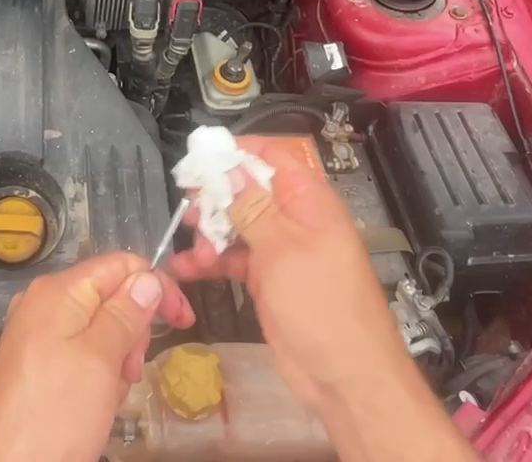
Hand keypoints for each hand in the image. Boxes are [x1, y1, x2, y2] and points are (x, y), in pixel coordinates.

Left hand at [0, 252, 194, 461]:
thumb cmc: (56, 413)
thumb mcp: (100, 360)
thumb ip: (126, 313)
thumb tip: (147, 277)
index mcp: (58, 290)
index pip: (118, 265)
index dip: (155, 285)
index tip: (184, 320)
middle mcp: (43, 302)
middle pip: (109, 295)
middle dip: (132, 330)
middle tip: (131, 371)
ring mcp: (36, 333)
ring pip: (98, 328)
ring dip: (116, 357)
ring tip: (109, 394)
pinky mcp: (35, 363)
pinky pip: (80, 352)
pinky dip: (98, 372)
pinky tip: (95, 402)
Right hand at [171, 136, 475, 461]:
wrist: (346, 379)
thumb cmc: (322, 306)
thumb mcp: (282, 249)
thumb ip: (250, 206)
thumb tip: (227, 167)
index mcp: (308, 200)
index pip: (270, 156)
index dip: (235, 152)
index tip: (199, 156)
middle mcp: (293, 218)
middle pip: (247, 189)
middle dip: (215, 195)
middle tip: (187, 203)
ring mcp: (279, 249)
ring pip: (235, 223)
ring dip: (209, 231)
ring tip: (191, 245)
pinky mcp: (267, 278)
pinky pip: (233, 257)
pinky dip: (210, 260)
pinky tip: (186, 267)